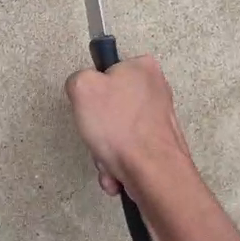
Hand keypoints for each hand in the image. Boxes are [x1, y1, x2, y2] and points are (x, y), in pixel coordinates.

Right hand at [65, 55, 192, 196]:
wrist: (153, 173)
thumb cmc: (120, 127)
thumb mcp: (82, 87)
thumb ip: (78, 78)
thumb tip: (83, 89)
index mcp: (143, 67)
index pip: (108, 70)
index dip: (93, 89)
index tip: (91, 104)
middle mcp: (157, 90)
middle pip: (112, 105)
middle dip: (99, 127)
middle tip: (97, 135)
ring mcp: (161, 119)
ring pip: (119, 132)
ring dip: (106, 149)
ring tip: (107, 159)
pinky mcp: (162, 145)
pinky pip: (130, 150)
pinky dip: (119, 163)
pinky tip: (117, 171)